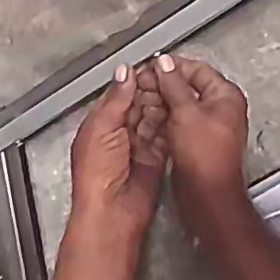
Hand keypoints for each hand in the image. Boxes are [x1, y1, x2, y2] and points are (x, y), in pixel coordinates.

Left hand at [68, 64, 167, 242]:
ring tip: (177, 90)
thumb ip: (116, 99)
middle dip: (152, 91)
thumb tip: (124, 70)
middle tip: (169, 76)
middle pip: (137, 105)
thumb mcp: (102, 128)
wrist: (113, 212)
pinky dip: (172, 125)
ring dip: (163, 106)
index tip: (152, 67)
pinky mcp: (154, 159)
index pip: (118, 95)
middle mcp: (118, 133)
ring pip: (152, 118)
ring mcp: (136, 146)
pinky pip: (164, 136)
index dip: (134, 81)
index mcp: (98, 124)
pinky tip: (181, 111)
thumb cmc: (97, 173)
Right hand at [142, 55, 249, 208]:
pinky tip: (150, 120)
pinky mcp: (197, 142)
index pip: (197, 69)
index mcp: (226, 96)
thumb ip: (174, 84)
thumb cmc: (206, 158)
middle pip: (188, 87)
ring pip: (181, 105)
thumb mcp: (185, 112)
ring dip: (162, 102)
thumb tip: (165, 64)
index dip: (173, 66)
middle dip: (164, 85)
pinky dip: (164, 119)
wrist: (206, 195)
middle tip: (144, 84)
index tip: (153, 67)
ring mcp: (209, 126)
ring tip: (144, 102)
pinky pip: (178, 123)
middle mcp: (221, 109)